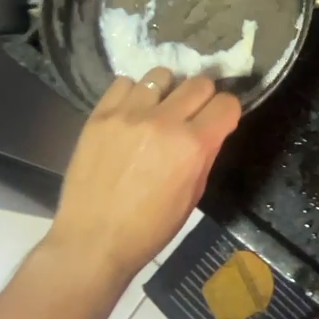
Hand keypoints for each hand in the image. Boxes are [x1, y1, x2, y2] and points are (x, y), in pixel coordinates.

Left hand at [45, 68, 241, 280]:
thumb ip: (206, 154)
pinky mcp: (100, 115)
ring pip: (161, 75)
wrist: (92, 242)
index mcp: (193, 146)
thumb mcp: (192, 195)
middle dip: (201, 98)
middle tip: (190, 115)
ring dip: (166, 91)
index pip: (227, 103)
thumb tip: (213, 128)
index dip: (226, 112)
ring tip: (157, 109)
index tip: (219, 120)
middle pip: (199, 82)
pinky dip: (132, 94)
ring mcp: (129, 114)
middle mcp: (164, 121)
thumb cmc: (149, 228)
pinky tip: (130, 113)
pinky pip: (124, 83)